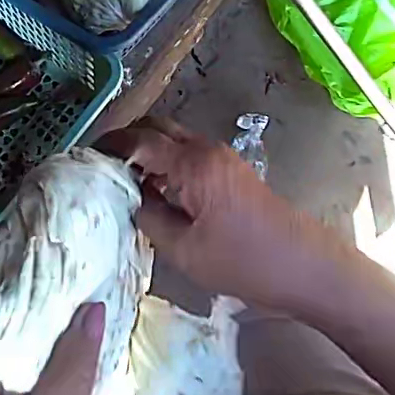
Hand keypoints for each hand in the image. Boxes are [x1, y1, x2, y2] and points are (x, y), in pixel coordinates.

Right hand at [98, 116, 332, 313]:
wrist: (309, 268)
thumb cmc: (245, 262)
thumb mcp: (184, 250)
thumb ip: (149, 218)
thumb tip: (130, 198)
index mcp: (192, 164)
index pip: (139, 140)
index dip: (109, 144)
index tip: (86, 156)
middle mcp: (205, 148)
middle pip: (155, 126)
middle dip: (126, 139)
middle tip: (103, 164)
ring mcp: (220, 155)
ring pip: (172, 137)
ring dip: (147, 149)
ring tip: (125, 179)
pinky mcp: (229, 168)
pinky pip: (187, 151)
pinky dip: (165, 159)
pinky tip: (156, 189)